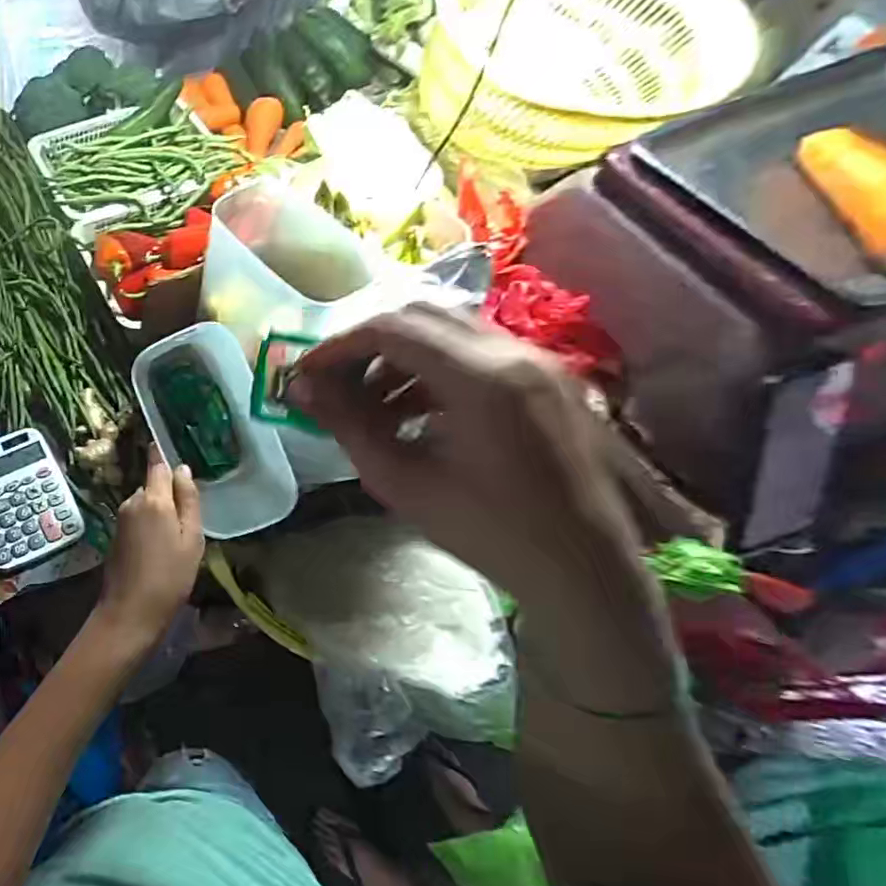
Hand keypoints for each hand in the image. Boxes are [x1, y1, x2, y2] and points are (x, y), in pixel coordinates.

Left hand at [96, 446, 203, 644]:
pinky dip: (149, 524)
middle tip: (187, 514)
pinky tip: (159, 546)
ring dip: (158, 511)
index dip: (164, 454)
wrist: (130, 611)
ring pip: (145, 502)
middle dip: (168, 492)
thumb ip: (189, 500)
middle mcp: (132, 501)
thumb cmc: (170, 577)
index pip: (158, 463)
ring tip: (175, 536)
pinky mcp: (115, 534)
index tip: (169, 443)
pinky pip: (137, 518)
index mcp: (153, 499)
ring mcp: (120, 518)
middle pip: (153, 485)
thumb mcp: (192, 539)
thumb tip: (183, 469)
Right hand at [287, 306, 641, 608]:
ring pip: (450, 330)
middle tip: (336, 382)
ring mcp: (539, 362)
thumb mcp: (401, 480)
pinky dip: (434, 368)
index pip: (391, 329)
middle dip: (368, 344)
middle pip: (422, 315)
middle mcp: (515, 352)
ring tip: (371, 404)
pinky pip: (478, 352)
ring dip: (400, 356)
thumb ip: (346, 424)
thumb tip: (301, 387)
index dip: (338, 346)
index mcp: (482, 378)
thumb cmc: (487, 532)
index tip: (307, 374)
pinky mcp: (549, 380)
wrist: (584, 570)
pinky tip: (414, 413)